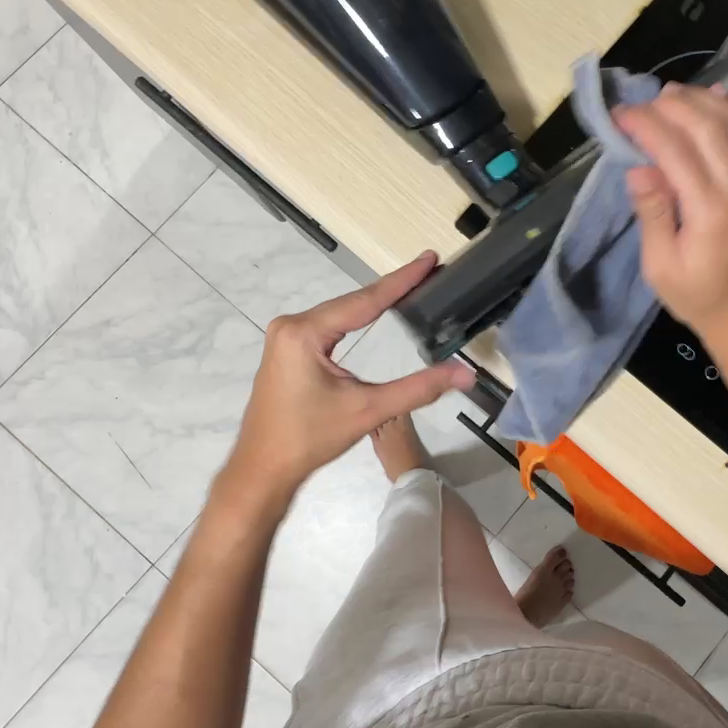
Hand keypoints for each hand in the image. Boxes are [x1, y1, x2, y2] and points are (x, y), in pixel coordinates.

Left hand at [219, 252, 475, 508]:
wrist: (263, 469)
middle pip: (351, 303)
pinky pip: (329, 327)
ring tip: (410, 286)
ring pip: (340, 314)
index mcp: (304, 332)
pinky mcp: (287, 350)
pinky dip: (355, 319)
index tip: (429, 258)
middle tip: (428, 270)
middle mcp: (291, 326)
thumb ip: (418, 389)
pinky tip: (374, 313)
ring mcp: (286, 337)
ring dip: (373, 303)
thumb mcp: (368, 410)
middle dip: (391, 288)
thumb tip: (464, 375)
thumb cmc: (309, 439)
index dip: (401, 280)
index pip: (364, 301)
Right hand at [618, 83, 727, 343]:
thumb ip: (653, 214)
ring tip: (673, 94)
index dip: (646, 125)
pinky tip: (717, 97)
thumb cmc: (698, 296)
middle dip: (672, 105)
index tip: (620, 116)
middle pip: (708, 125)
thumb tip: (638, 168)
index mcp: (708, 210)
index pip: (675, 150)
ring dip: (704, 100)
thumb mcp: (661, 267)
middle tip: (642, 103)